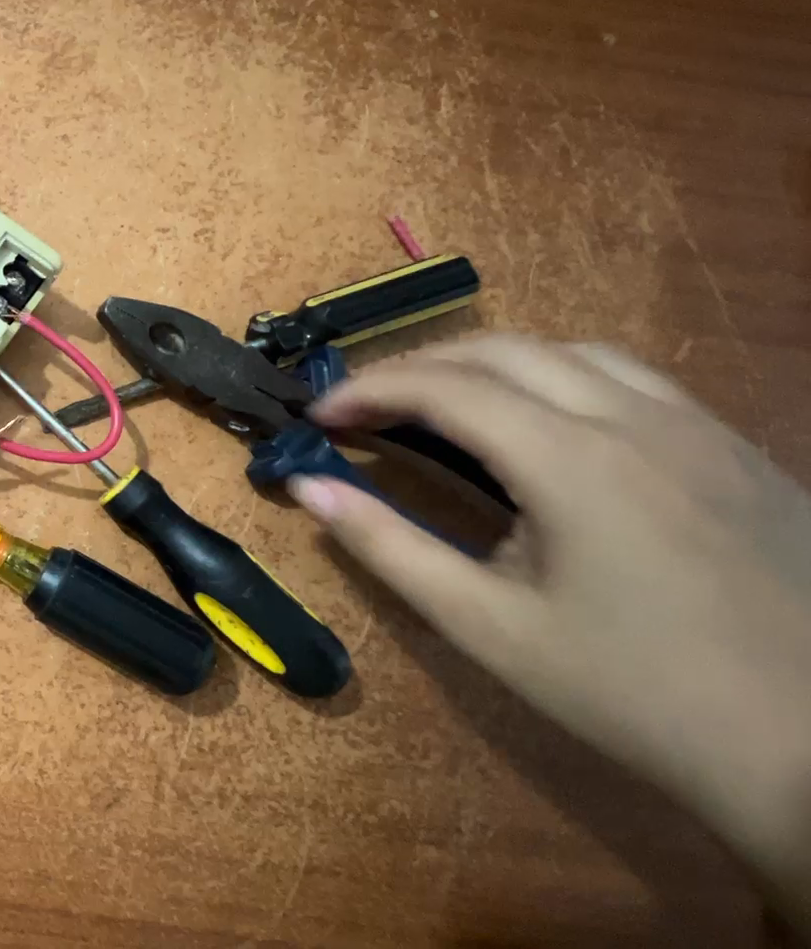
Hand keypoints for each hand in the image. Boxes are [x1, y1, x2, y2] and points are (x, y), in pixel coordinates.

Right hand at [292, 335, 810, 916]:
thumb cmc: (631, 690)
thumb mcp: (484, 625)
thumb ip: (386, 545)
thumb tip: (307, 486)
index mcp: (574, 462)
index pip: (445, 387)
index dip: (367, 390)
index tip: (316, 415)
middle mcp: (638, 421)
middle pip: (501, 350)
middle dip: (413, 366)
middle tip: (358, 406)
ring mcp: (698, 429)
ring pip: (570, 351)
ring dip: (483, 363)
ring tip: (433, 403)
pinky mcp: (734, 449)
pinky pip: (627, 376)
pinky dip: (551, 375)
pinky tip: (533, 421)